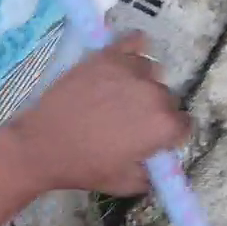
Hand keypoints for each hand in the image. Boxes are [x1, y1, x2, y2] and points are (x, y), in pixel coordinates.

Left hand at [2, 33, 190, 195]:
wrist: (41, 145)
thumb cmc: (83, 167)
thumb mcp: (125, 184)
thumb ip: (151, 175)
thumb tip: (158, 165)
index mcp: (163, 126)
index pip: (184, 125)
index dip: (170, 135)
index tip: (153, 140)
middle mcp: (154, 94)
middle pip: (168, 98)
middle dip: (154, 110)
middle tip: (128, 122)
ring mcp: (130, 71)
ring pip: (151, 71)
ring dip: (141, 83)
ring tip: (118, 96)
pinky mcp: (107, 56)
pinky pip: (134, 41)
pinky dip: (133, 49)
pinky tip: (124, 61)